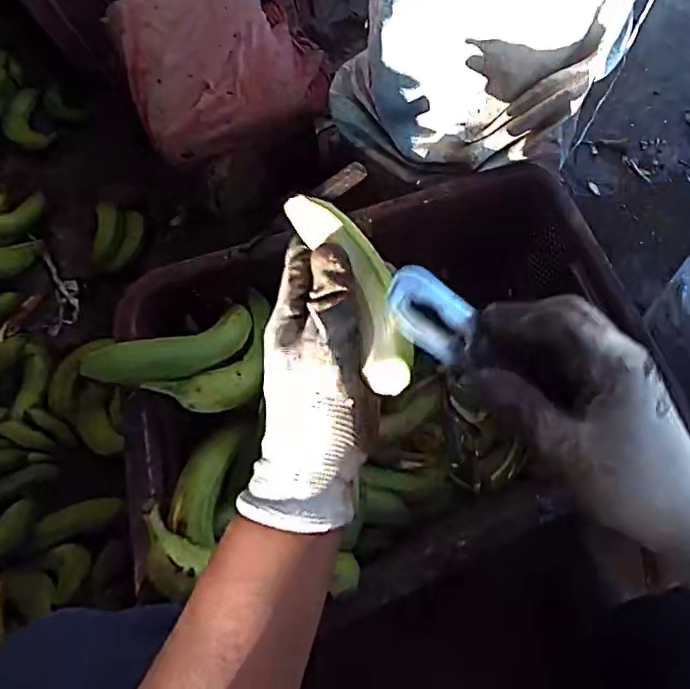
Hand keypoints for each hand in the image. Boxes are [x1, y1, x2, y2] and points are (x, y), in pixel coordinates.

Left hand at [237, 239, 374, 533]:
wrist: (324, 463)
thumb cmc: (316, 400)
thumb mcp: (324, 342)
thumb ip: (330, 295)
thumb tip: (328, 245)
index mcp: (291, 313)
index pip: (301, 261)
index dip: (320, 239)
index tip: (346, 225)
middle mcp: (309, 321)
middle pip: (331, 277)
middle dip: (353, 264)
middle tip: (379, 258)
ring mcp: (331, 340)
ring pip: (352, 300)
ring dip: (371, 290)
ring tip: (393, 282)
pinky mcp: (352, 359)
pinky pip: (367, 326)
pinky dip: (381, 317)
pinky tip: (398, 313)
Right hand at [469, 296, 689, 590]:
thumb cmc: (632, 485)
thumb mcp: (569, 452)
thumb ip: (522, 408)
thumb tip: (476, 376)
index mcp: (613, 360)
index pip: (559, 317)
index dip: (516, 317)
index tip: (478, 326)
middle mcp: (620, 352)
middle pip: (567, 315)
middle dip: (523, 320)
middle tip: (484, 334)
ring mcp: (624, 366)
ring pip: (573, 332)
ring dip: (534, 335)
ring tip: (498, 350)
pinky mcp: (621, 384)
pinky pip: (579, 354)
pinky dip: (548, 355)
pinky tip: (526, 371)